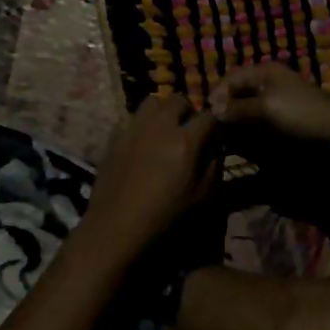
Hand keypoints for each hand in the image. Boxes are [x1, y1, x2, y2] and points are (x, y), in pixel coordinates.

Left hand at [85, 95, 220, 246]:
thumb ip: (213, 166)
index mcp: (186, 141)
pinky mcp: (114, 138)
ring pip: (152, 102)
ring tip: (165, 131)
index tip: (215, 140)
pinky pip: (132, 118)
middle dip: (188, 112)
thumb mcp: (203, 197)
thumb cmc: (165, 217)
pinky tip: (143, 144)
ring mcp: (134, 129)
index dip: (215, 127)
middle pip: (178, 100)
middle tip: (189, 132)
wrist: (116, 229)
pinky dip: (142, 124)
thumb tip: (215, 148)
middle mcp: (160, 127)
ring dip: (164, 111)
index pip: (208, 117)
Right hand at [209, 63, 329, 143]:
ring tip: (226, 133)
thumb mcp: (265, 108)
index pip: (231, 77)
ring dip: (236, 116)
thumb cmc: (299, 113)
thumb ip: (237, 108)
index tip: (207, 114)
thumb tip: (213, 112)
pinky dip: (248, 123)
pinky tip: (243, 135)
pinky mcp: (284, 113)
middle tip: (214, 126)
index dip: (217, 94)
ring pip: (248, 103)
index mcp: (265, 71)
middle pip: (239, 89)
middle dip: (225, 106)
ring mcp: (278, 96)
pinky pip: (259, 114)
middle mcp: (270, 79)